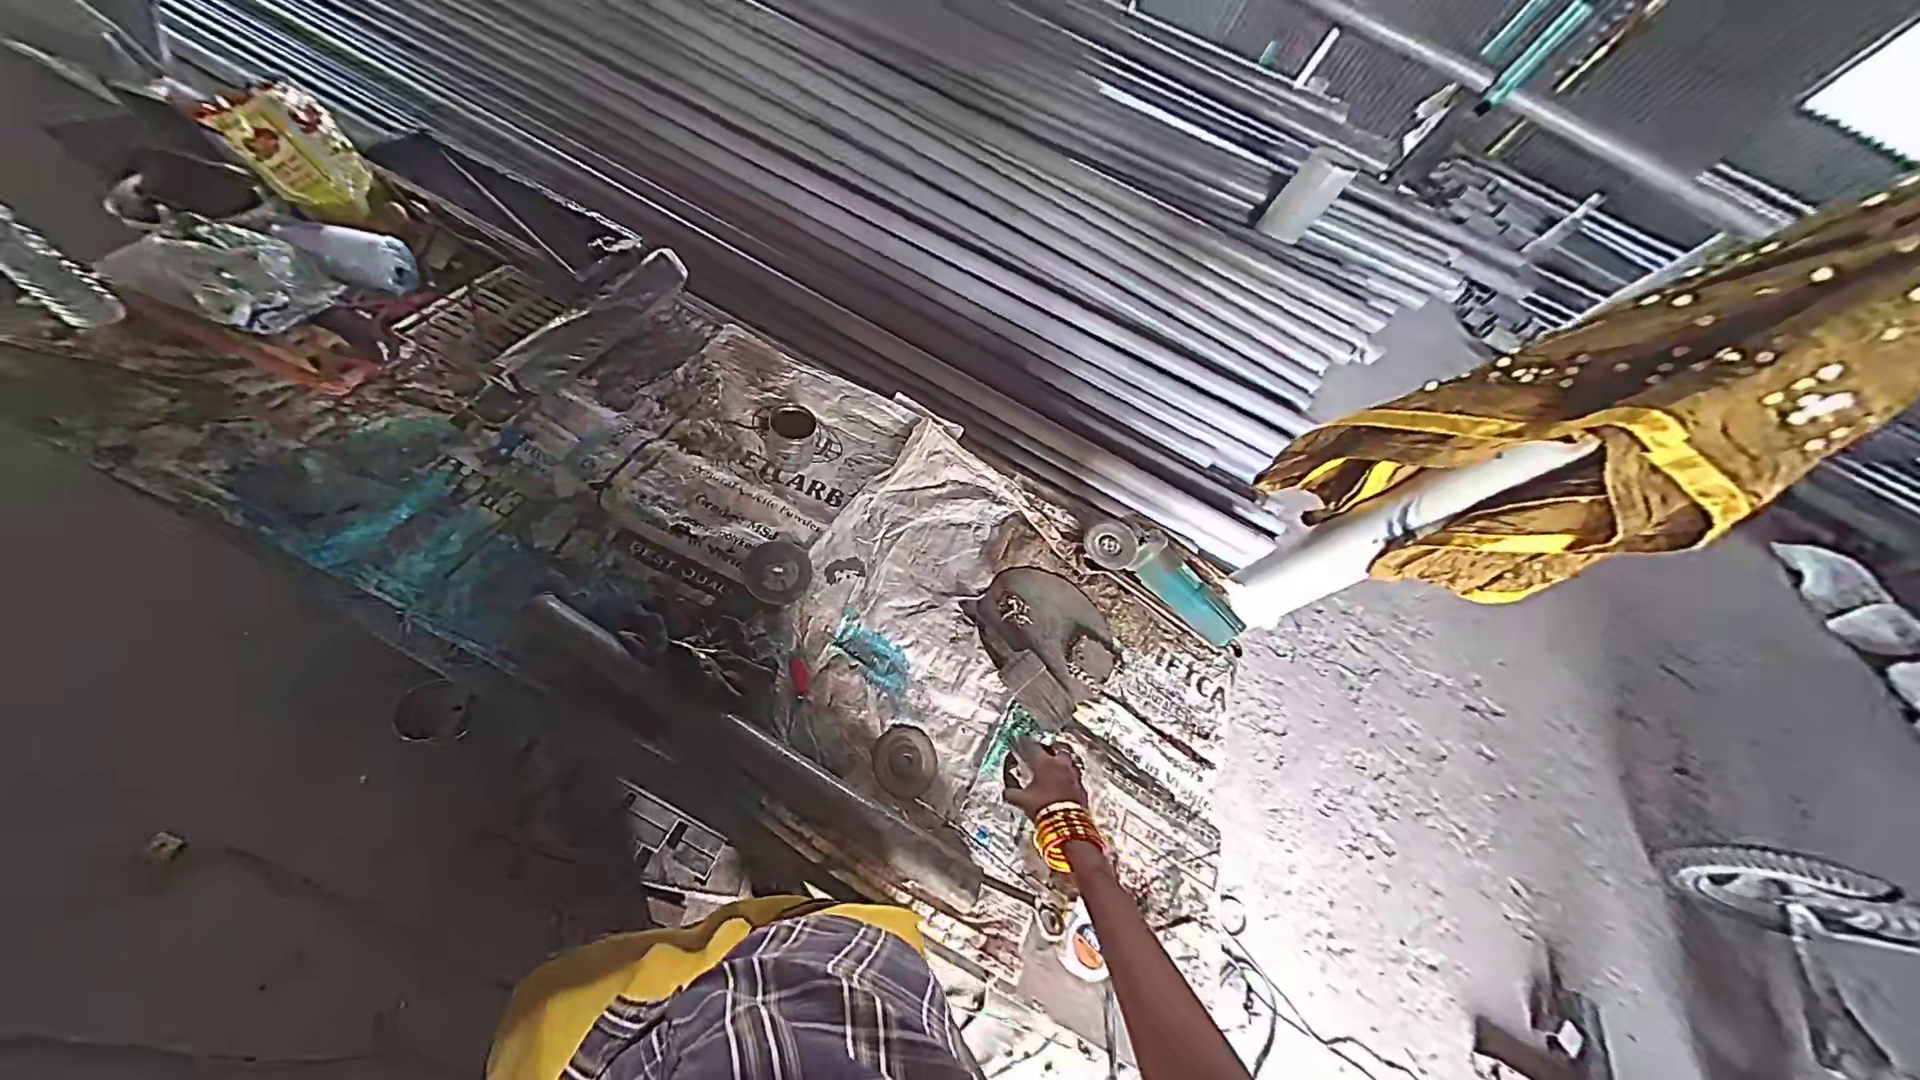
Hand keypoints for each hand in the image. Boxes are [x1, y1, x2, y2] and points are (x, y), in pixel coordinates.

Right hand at [1002, 736, 1088, 820]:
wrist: (1067, 825)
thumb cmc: (1043, 807)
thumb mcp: (1022, 801)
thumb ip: (1011, 794)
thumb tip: (1006, 792)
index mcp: (1044, 763)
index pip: (1032, 747)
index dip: (1024, 744)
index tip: (1020, 742)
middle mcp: (1061, 765)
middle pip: (1056, 750)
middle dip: (1049, 751)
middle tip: (1041, 756)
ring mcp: (1074, 775)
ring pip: (1068, 763)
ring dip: (1061, 765)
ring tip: (1053, 771)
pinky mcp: (1082, 788)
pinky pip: (1074, 778)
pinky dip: (1068, 779)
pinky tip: (1063, 786)